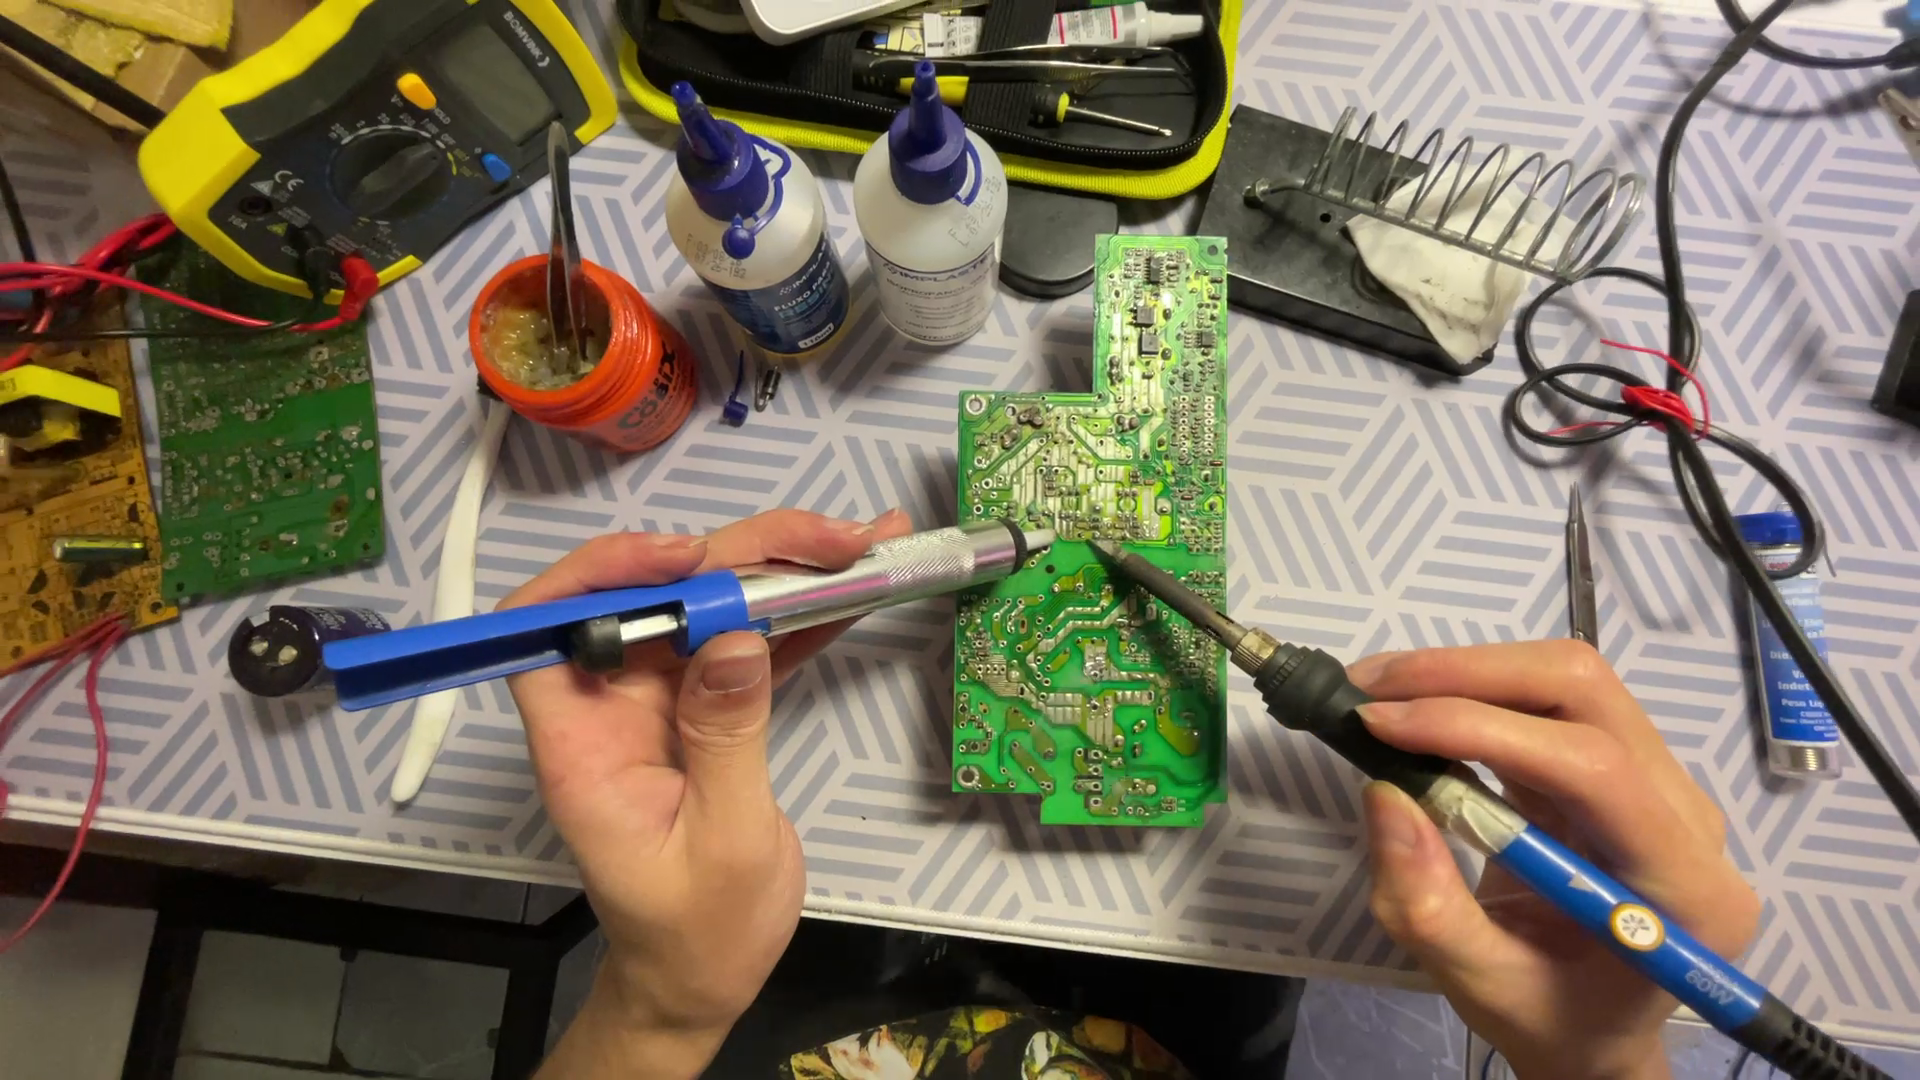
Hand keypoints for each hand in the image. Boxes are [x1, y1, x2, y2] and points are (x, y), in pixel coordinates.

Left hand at [506, 508, 912, 1077]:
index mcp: (587, 739)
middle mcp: (622, 701)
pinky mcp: (717, 704)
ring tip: (865, 545)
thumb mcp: (722, 842)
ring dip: (791, 571)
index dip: (610, 571)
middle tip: (839, 539)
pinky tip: (855, 589)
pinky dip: (805, 614)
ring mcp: (672, 698)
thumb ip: (727, 737)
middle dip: (748, 555)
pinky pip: (756, 642)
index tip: (692, 556)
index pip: (555, 626)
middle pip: (667, 596)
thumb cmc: (698, 932)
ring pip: (721, 606)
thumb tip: (735, 635)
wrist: (705, 973)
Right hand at [1349, 641, 1760, 1079]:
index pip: (1590, 765)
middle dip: (1462, 674)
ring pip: (1560, 677)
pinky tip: (1410, 709)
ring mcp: (1649, 780)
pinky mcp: (1606, 762)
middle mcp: (1681, 814)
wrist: (1591, 1027)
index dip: (1475, 727)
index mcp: (1679, 885)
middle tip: (1367, 689)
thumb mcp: (1478, 981)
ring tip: (1375, 690)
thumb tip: (1383, 792)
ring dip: (1457, 670)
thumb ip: (1428, 902)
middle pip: (1581, 690)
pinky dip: (1462, 686)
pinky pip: (1538, 696)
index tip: (1374, 725)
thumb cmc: (1547, 1015)